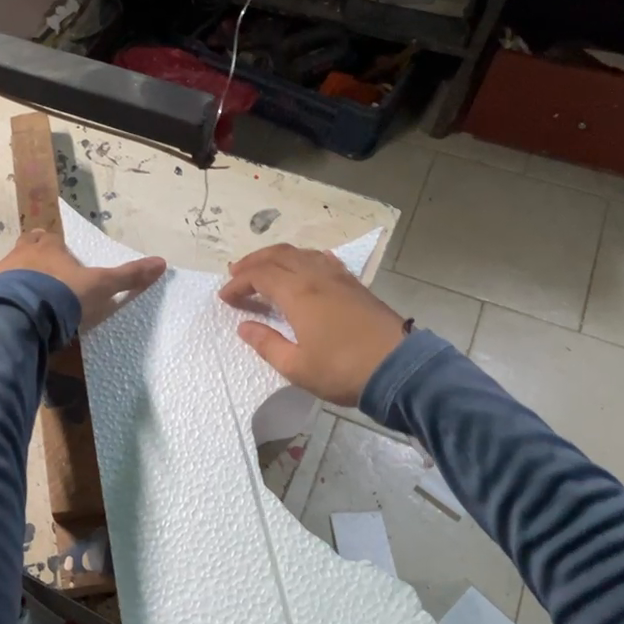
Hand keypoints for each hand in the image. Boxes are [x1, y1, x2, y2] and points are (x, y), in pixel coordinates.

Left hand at [0, 228, 166, 329]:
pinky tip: (10, 322)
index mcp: (45, 247)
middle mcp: (17, 255)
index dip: (55, 250)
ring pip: (6, 275)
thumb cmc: (61, 295)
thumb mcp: (99, 286)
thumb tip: (162, 262)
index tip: (63, 266)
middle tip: (45, 286)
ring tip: (29, 310)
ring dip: (16, 287)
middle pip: (24, 252)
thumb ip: (127, 276)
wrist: (17, 316)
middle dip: (33, 265)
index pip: (49, 238)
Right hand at [218, 244, 405, 406]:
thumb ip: (267, 344)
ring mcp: (339, 278)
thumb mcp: (297, 367)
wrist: (399, 369)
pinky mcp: (355, 285)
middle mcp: (316, 277)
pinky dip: (305, 259)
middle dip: (253, 262)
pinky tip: (305, 267)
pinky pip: (324, 260)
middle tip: (236, 274)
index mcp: (298, 294)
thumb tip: (245, 327)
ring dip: (277, 257)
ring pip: (301, 254)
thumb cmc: (343, 370)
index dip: (238, 283)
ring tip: (264, 269)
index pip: (259, 276)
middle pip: (278, 255)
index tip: (224, 297)